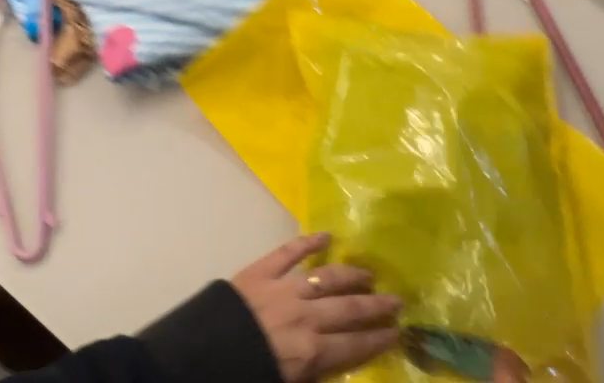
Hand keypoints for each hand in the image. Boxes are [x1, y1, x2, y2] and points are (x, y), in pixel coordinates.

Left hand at [231, 232, 400, 382]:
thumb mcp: (289, 382)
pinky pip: (288, 253)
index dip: (379, 338)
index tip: (398, 332)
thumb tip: (336, 360)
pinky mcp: (260, 271)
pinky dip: (308, 242)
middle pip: (349, 309)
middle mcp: (306, 317)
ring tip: (369, 273)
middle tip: (397, 299)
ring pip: (325, 278)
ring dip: (350, 274)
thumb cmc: (246, 372)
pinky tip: (326, 235)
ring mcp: (284, 289)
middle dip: (376, 305)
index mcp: (313, 351)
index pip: (356, 345)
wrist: (205, 355)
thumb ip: (316, 368)